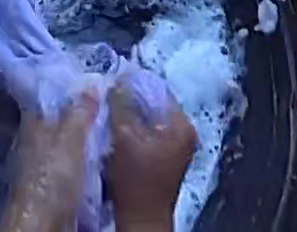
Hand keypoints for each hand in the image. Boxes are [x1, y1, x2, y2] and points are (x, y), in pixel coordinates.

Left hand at [0, 86, 99, 231]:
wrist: (43, 227)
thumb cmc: (53, 175)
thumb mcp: (71, 136)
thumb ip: (81, 110)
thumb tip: (92, 82)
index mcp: (33, 121)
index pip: (51, 97)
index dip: (72, 90)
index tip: (96, 85)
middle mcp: (34, 140)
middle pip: (61, 122)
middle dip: (83, 118)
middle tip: (110, 110)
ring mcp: (41, 166)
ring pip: (68, 146)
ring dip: (87, 143)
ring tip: (111, 134)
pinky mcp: (51, 189)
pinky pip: (73, 167)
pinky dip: (86, 164)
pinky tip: (102, 162)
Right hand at [106, 74, 196, 231]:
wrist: (141, 224)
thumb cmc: (136, 182)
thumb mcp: (124, 138)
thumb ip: (121, 104)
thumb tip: (117, 80)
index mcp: (182, 124)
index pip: (158, 89)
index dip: (135, 83)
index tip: (115, 81)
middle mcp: (185, 131)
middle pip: (155, 103)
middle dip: (133, 99)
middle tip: (111, 95)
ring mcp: (178, 145)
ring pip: (151, 118)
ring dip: (133, 114)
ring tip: (113, 109)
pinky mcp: (167, 156)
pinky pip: (151, 131)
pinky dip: (136, 128)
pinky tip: (120, 128)